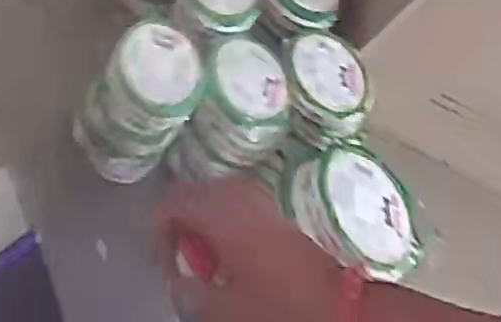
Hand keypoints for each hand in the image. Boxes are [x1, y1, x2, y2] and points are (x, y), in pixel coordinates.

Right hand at [155, 178, 347, 321]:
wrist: (339, 303)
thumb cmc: (277, 304)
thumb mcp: (226, 310)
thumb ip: (192, 296)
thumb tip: (178, 286)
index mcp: (219, 208)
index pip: (173, 200)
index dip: (160, 231)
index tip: (166, 267)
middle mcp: (235, 191)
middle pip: (193, 197)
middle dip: (183, 230)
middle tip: (187, 270)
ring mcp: (257, 196)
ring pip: (215, 203)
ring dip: (205, 231)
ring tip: (211, 271)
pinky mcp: (272, 208)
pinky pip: (235, 209)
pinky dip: (226, 230)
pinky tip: (235, 263)